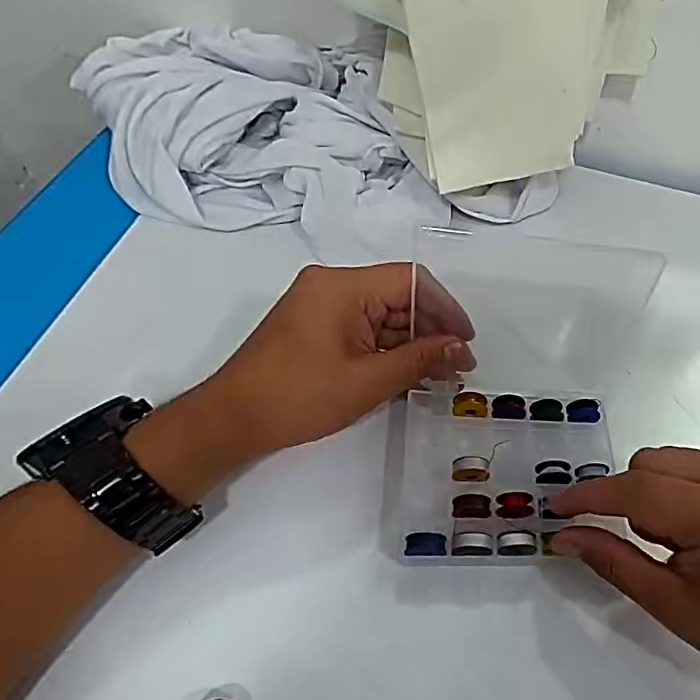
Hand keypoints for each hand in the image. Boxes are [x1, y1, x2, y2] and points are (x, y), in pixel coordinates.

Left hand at [127, 263, 474, 500]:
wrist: (233, 419)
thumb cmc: (298, 397)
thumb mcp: (367, 381)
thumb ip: (419, 360)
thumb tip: (459, 348)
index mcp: (341, 286)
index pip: (410, 280)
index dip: (446, 309)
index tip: (466, 342)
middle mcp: (329, 286)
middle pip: (395, 297)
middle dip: (430, 331)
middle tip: (457, 367)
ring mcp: (318, 307)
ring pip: (378, 316)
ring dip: (408, 344)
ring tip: (438, 376)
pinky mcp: (311, 328)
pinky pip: (358, 330)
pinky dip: (383, 351)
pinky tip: (406, 375)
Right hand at [548, 447, 699, 699]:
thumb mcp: (670, 603)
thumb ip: (611, 559)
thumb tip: (568, 537)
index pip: (635, 488)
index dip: (588, 496)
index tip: (558, 507)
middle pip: (651, 463)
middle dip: (622, 496)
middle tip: (617, 538)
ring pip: (672, 460)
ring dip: (649, 491)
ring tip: (662, 542)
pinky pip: (697, 469)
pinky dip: (676, 491)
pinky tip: (685, 533)